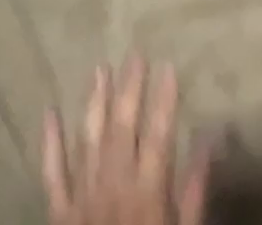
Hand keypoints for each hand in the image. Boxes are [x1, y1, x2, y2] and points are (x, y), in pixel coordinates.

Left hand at [43, 58, 210, 224]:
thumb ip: (195, 187)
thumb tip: (212, 138)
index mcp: (148, 191)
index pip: (159, 134)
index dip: (164, 99)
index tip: (168, 65)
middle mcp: (113, 185)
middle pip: (122, 129)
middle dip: (129, 89)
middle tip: (134, 53)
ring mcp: (82, 196)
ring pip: (88, 141)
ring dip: (94, 103)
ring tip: (100, 68)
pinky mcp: (58, 211)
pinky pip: (52, 172)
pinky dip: (50, 142)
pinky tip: (50, 112)